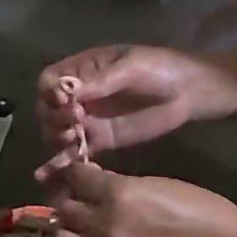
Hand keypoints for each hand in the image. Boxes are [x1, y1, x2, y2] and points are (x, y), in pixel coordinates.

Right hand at [35, 46, 236, 177]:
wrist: (189, 92)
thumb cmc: (160, 68)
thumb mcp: (130, 67)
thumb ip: (101, 80)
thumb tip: (69, 93)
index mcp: (82, 71)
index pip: (49, 82)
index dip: (50, 93)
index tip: (65, 103)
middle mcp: (79, 96)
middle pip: (48, 109)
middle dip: (54, 118)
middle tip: (74, 124)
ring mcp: (89, 119)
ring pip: (57, 132)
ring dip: (58, 138)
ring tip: (75, 141)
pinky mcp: (101, 140)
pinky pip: (77, 151)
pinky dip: (65, 160)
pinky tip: (57, 170)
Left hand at [50, 163, 236, 236]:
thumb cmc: (198, 207)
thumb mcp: (157, 182)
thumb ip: (121, 183)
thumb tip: (96, 181)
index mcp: (117, 193)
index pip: (75, 176)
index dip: (73, 172)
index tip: (77, 174)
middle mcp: (103, 224)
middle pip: (65, 208)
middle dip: (69, 200)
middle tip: (79, 200)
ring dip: (68, 232)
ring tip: (79, 230)